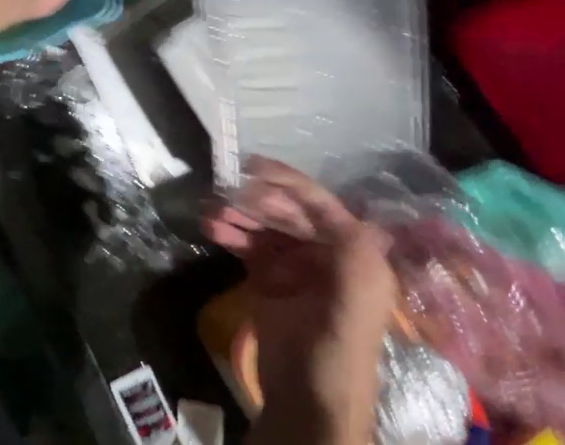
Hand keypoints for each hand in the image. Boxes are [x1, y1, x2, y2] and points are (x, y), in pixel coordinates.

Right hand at [207, 158, 396, 444]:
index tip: (252, 166)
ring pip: (263, 224)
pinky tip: (209, 229)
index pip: (323, 207)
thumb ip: (354, 261)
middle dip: (255, 200)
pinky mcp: (267, 277)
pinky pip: (246, 242)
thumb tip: (350, 218)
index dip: (290, 183)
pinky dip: (228, 232)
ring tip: (210, 214)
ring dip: (236, 214)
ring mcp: (294, 266)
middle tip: (223, 196)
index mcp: (355, 258)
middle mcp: (326, 255)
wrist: (306, 399)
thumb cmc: (336, 353)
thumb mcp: (352, 308)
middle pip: (287, 212)